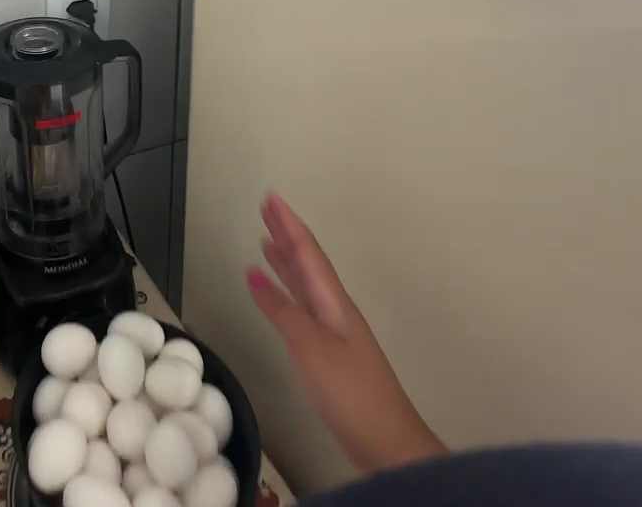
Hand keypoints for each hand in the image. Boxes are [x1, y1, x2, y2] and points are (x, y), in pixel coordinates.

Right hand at [247, 192, 445, 473]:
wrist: (388, 444)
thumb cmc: (350, 392)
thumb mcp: (310, 348)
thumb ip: (281, 310)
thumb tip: (253, 272)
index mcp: (333, 302)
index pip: (308, 253)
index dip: (289, 224)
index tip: (271, 197)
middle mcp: (334, 309)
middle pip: (308, 262)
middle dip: (287, 233)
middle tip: (266, 207)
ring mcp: (333, 330)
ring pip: (305, 282)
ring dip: (286, 258)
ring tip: (267, 239)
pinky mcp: (328, 351)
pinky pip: (302, 304)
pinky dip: (285, 289)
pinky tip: (273, 291)